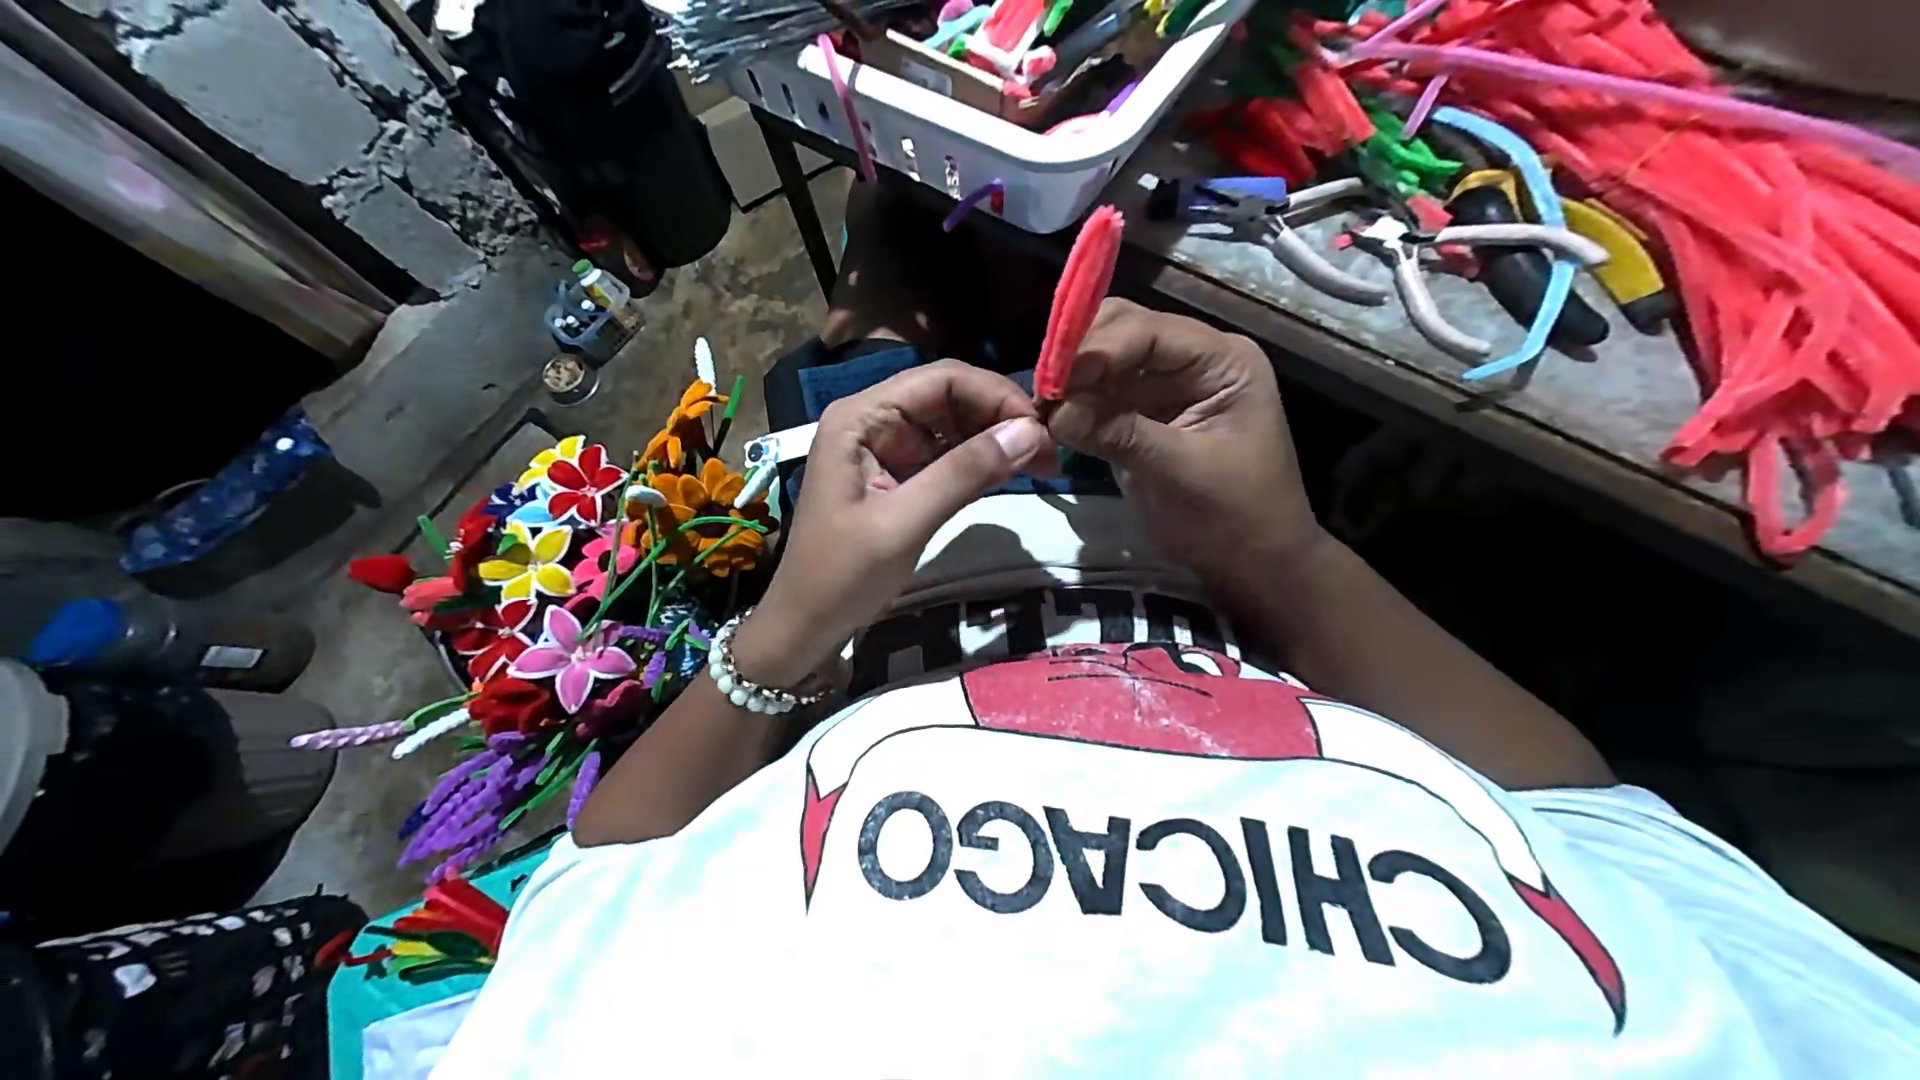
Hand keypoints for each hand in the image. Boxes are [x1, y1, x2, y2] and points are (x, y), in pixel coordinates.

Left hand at [734, 361, 1054, 685]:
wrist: (807, 624)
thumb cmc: (842, 575)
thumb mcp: (904, 522)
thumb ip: (964, 473)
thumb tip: (1030, 432)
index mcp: (861, 417)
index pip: (941, 380)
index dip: (996, 395)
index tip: (1041, 432)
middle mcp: (874, 421)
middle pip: (950, 397)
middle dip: (1001, 418)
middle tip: (1049, 455)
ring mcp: (886, 448)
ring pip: (953, 425)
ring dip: (996, 440)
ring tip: (1042, 466)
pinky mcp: (898, 476)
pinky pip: (946, 455)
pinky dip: (979, 462)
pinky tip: (1010, 474)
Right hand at [1048, 299, 1325, 590]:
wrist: (1250, 562)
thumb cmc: (1233, 516)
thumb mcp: (1180, 473)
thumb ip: (1121, 435)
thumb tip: (1055, 414)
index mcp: (1222, 361)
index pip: (1150, 332)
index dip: (1097, 348)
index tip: (1051, 379)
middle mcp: (1193, 360)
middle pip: (1123, 332)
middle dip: (1079, 357)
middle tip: (1041, 392)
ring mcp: (1165, 386)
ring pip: (1104, 363)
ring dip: (1071, 382)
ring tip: (1039, 409)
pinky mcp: (1142, 415)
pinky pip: (1099, 397)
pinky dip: (1074, 406)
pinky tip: (1051, 421)